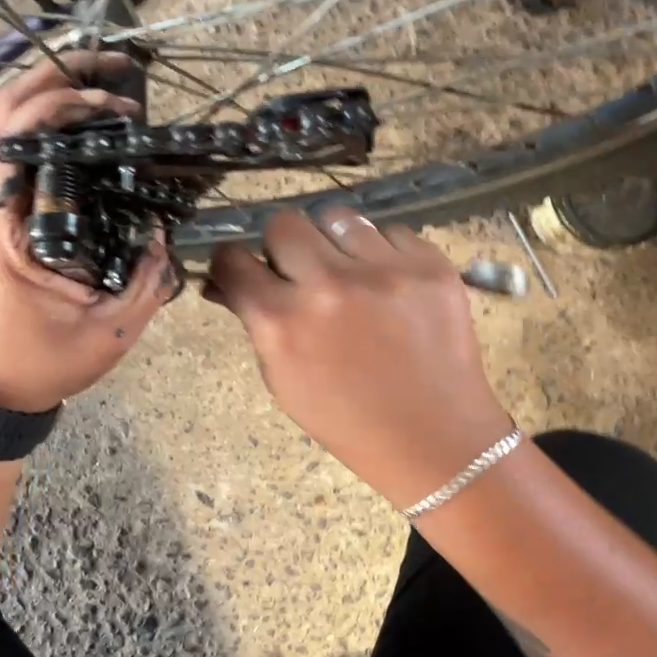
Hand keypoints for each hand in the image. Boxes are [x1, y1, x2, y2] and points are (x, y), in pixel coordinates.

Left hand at [0, 51, 180, 412]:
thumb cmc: (44, 363)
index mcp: (7, 231)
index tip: (112, 104)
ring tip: (95, 83)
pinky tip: (74, 127)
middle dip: (52, 76)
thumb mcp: (110, 328)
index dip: (59, 104)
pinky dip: (37, 127)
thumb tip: (163, 230)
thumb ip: (147, 279)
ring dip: (42, 94)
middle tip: (109, 68)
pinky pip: (9, 156)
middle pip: (2, 116)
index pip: (16, 140)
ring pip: (0, 129)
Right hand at [205, 207, 511, 507]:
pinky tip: (388, 286)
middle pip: (284, 223)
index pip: (233, 258)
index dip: (233, 263)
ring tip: (349, 274)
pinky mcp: (430, 264)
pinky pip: (390, 232)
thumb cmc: (345, 419)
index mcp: (282, 322)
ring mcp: (384, 270)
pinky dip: (382, 253)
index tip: (245, 270)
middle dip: (283, 246)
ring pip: (337, 217)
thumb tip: (221, 280)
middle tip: (300, 273)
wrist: (434, 439)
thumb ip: (254, 320)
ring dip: (333, 243)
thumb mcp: (282, 378)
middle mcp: (328, 285)